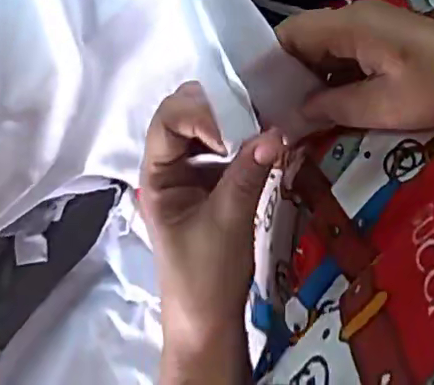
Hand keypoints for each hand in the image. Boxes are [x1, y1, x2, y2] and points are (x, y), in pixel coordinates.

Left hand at [139, 83, 281, 383]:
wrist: (210, 325)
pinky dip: (243, 133)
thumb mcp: (228, 223)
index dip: (199, 114)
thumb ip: (248, 173)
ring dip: (232, 117)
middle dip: (216, 107)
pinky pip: (224, 140)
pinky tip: (264, 136)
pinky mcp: (212, 176)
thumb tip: (277, 131)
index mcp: (156, 174)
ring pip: (204, 122)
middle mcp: (169, 163)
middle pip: (184, 111)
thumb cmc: (206, 278)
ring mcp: (190, 168)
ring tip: (262, 120)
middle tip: (252, 114)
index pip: (168, 120)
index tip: (233, 130)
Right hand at [277, 0, 433, 130]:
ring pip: (320, 47)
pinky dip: (329, 76)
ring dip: (307, 78)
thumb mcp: (386, 106)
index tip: (256, 100)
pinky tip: (325, 104)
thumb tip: (289, 118)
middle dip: (285, 75)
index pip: (288, 34)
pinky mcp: (380, 35)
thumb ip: (332, 107)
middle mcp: (351, 15)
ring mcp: (367, 23)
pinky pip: (341, 51)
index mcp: (349, 24)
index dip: (267, 64)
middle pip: (301, 39)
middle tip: (272, 114)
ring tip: (292, 115)